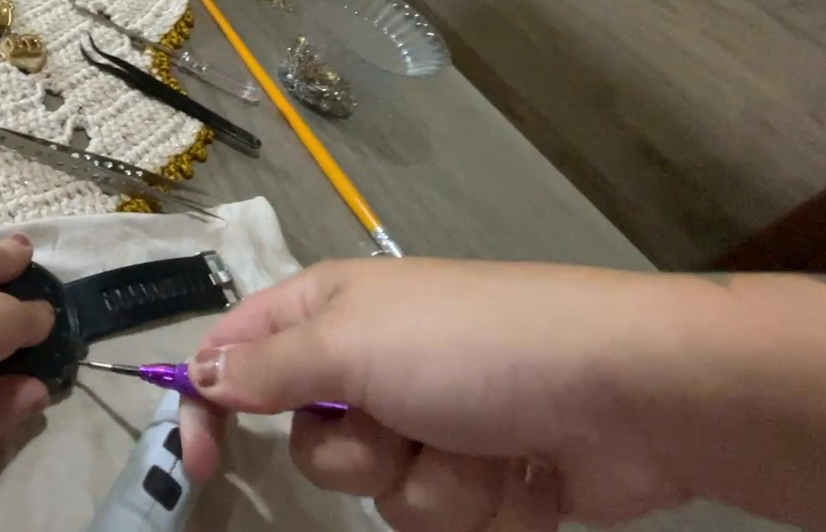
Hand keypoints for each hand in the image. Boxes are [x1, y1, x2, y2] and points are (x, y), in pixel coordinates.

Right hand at [178, 258, 691, 531]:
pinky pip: (447, 515)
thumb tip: (197, 374)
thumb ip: (267, 368)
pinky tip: (524, 469)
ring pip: (382, 489)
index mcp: (323, 314)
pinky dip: (485, 501)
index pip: (234, 354)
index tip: (202, 464)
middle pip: (313, 440)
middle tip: (397, 421)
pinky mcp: (479, 472)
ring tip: (480, 444)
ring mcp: (424, 421)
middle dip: (359, 450)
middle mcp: (363, 364)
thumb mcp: (348, 346)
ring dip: (433, 480)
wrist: (628, 390)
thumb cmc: (464, 345)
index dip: (209, 403)